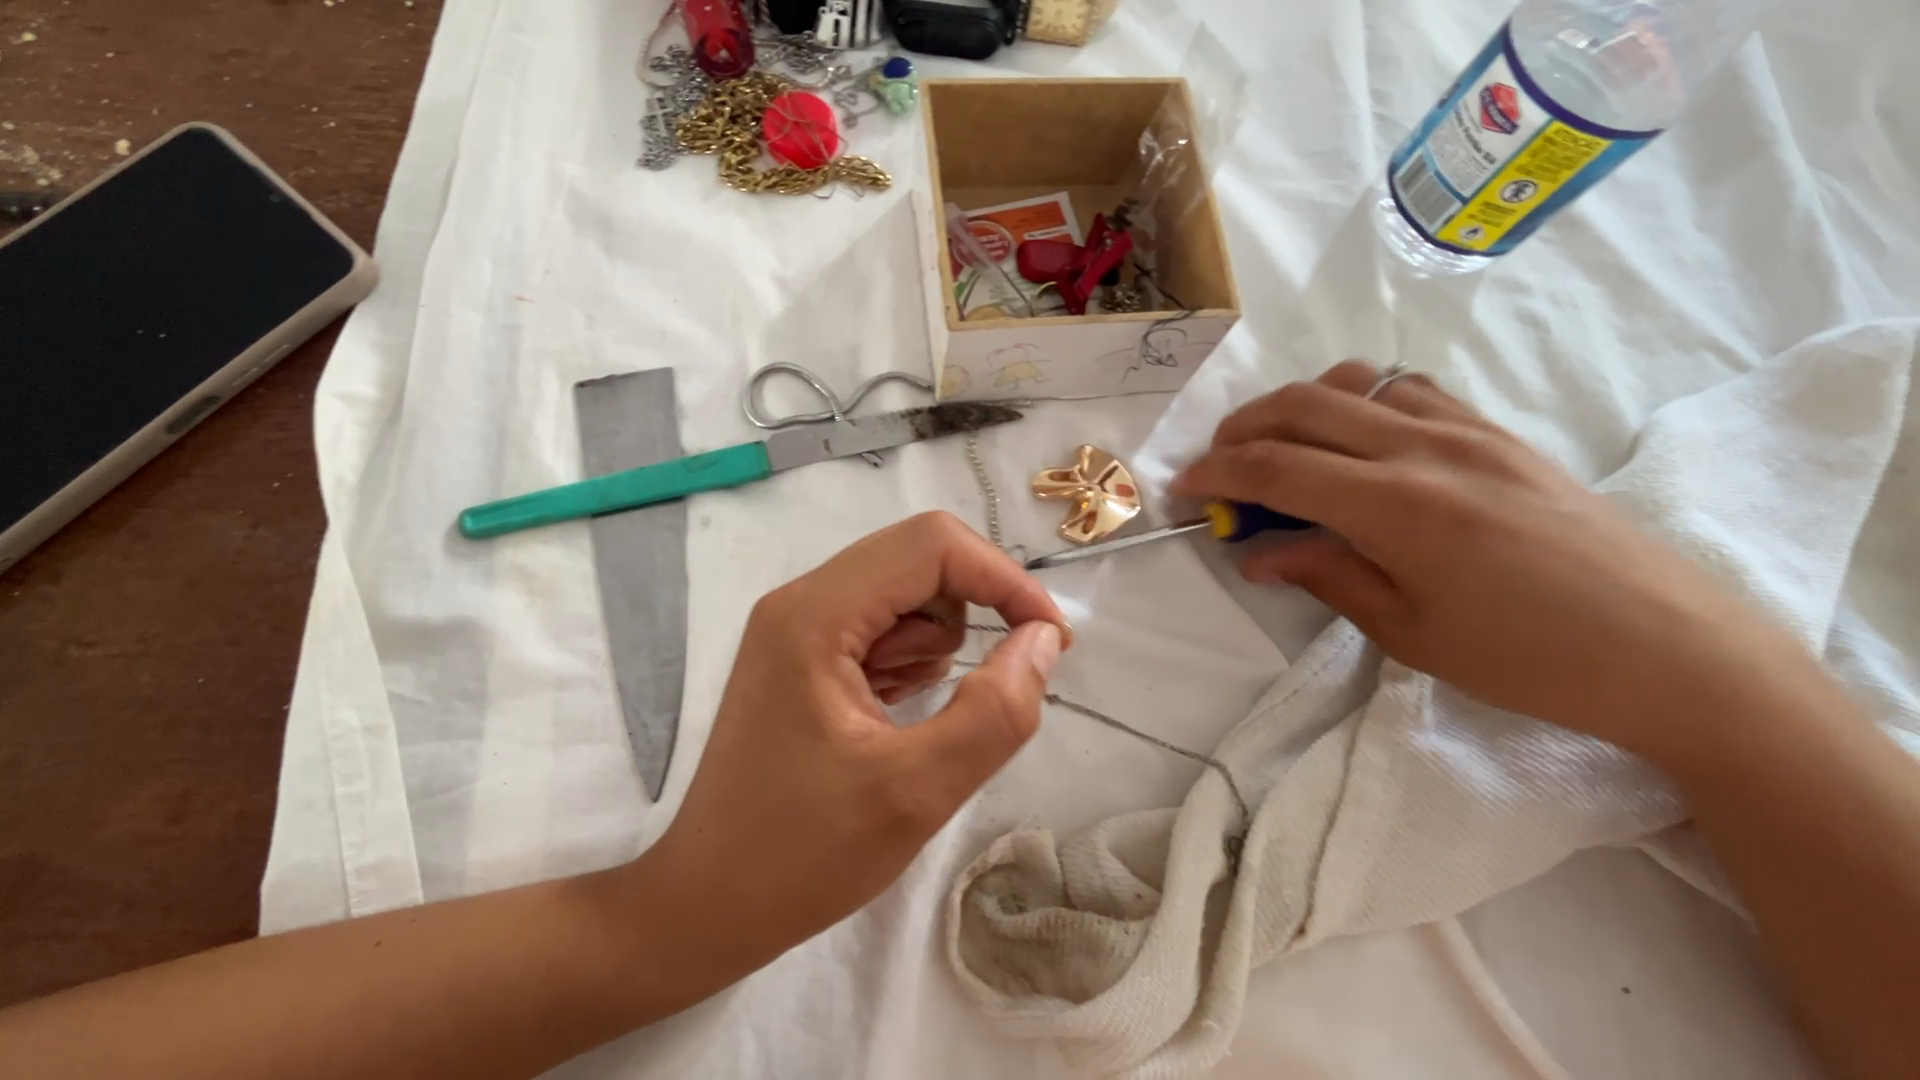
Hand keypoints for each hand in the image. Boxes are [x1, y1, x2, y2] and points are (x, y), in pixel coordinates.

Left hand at [643, 512, 1067, 981]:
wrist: (708, 904)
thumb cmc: (802, 855)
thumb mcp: (916, 792)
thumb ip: (995, 712)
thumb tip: (1043, 640)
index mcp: (815, 615)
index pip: (931, 545)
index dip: (1003, 579)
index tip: (1051, 639)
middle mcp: (801, 603)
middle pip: (917, 558)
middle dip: (978, 605)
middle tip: (1009, 675)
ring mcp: (796, 629)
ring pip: (903, 594)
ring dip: (939, 641)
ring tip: (919, 719)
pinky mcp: (802, 660)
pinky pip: (881, 629)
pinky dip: (912, 661)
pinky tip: (896, 720)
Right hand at [1172, 361, 1806, 760]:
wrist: (1671, 649)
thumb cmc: (1529, 660)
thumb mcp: (1409, 633)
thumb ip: (1325, 577)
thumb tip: (1256, 555)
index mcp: (1396, 506)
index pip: (1276, 467)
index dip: (1216, 473)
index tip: (1183, 489)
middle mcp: (1424, 447)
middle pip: (1302, 406)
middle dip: (1240, 429)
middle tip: (1215, 467)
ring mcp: (1467, 429)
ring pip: (1353, 382)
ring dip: (1295, 406)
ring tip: (1276, 447)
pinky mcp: (1498, 431)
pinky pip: (1408, 388)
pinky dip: (1357, 399)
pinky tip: (1353, 438)